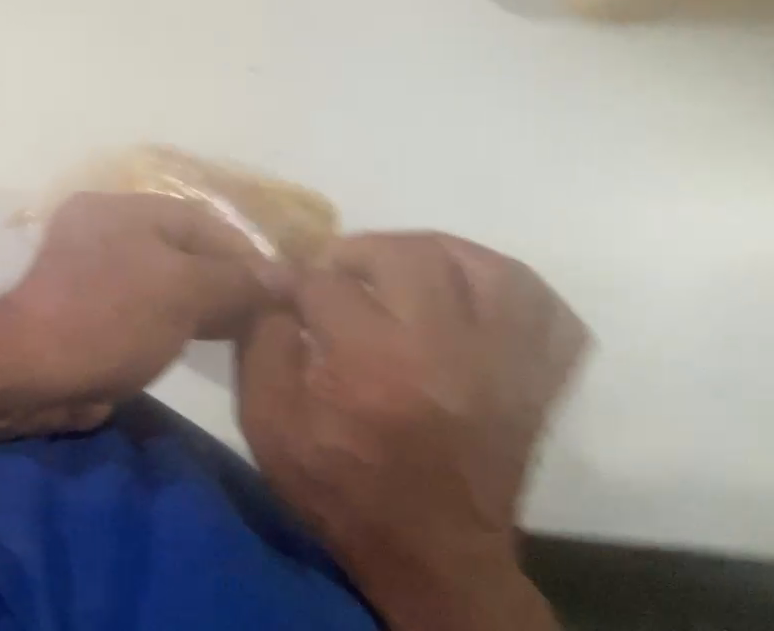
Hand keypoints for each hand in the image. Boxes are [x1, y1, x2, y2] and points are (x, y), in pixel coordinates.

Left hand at [2, 193, 274, 405]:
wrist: (34, 370)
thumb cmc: (111, 316)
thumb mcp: (183, 290)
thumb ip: (237, 279)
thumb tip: (283, 276)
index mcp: (117, 209)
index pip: (199, 219)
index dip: (246, 252)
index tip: (287, 288)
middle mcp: (103, 231)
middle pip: (182, 248)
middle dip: (229, 279)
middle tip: (274, 315)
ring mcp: (93, 272)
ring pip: (166, 280)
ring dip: (207, 302)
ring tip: (251, 331)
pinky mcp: (91, 310)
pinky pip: (147, 306)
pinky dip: (180, 319)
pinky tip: (210, 341)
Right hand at [237, 233, 588, 630]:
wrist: (429, 556)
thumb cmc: (336, 485)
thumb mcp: (266, 418)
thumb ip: (260, 341)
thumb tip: (273, 287)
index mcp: (372, 362)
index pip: (327, 281)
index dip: (294, 277)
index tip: (280, 289)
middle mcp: (447, 352)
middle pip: (411, 256)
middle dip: (360, 251)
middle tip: (336, 274)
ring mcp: (503, 366)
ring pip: (489, 269)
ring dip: (436, 254)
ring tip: (400, 269)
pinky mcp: (535, 384)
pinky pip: (548, 312)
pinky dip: (508, 289)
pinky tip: (465, 294)